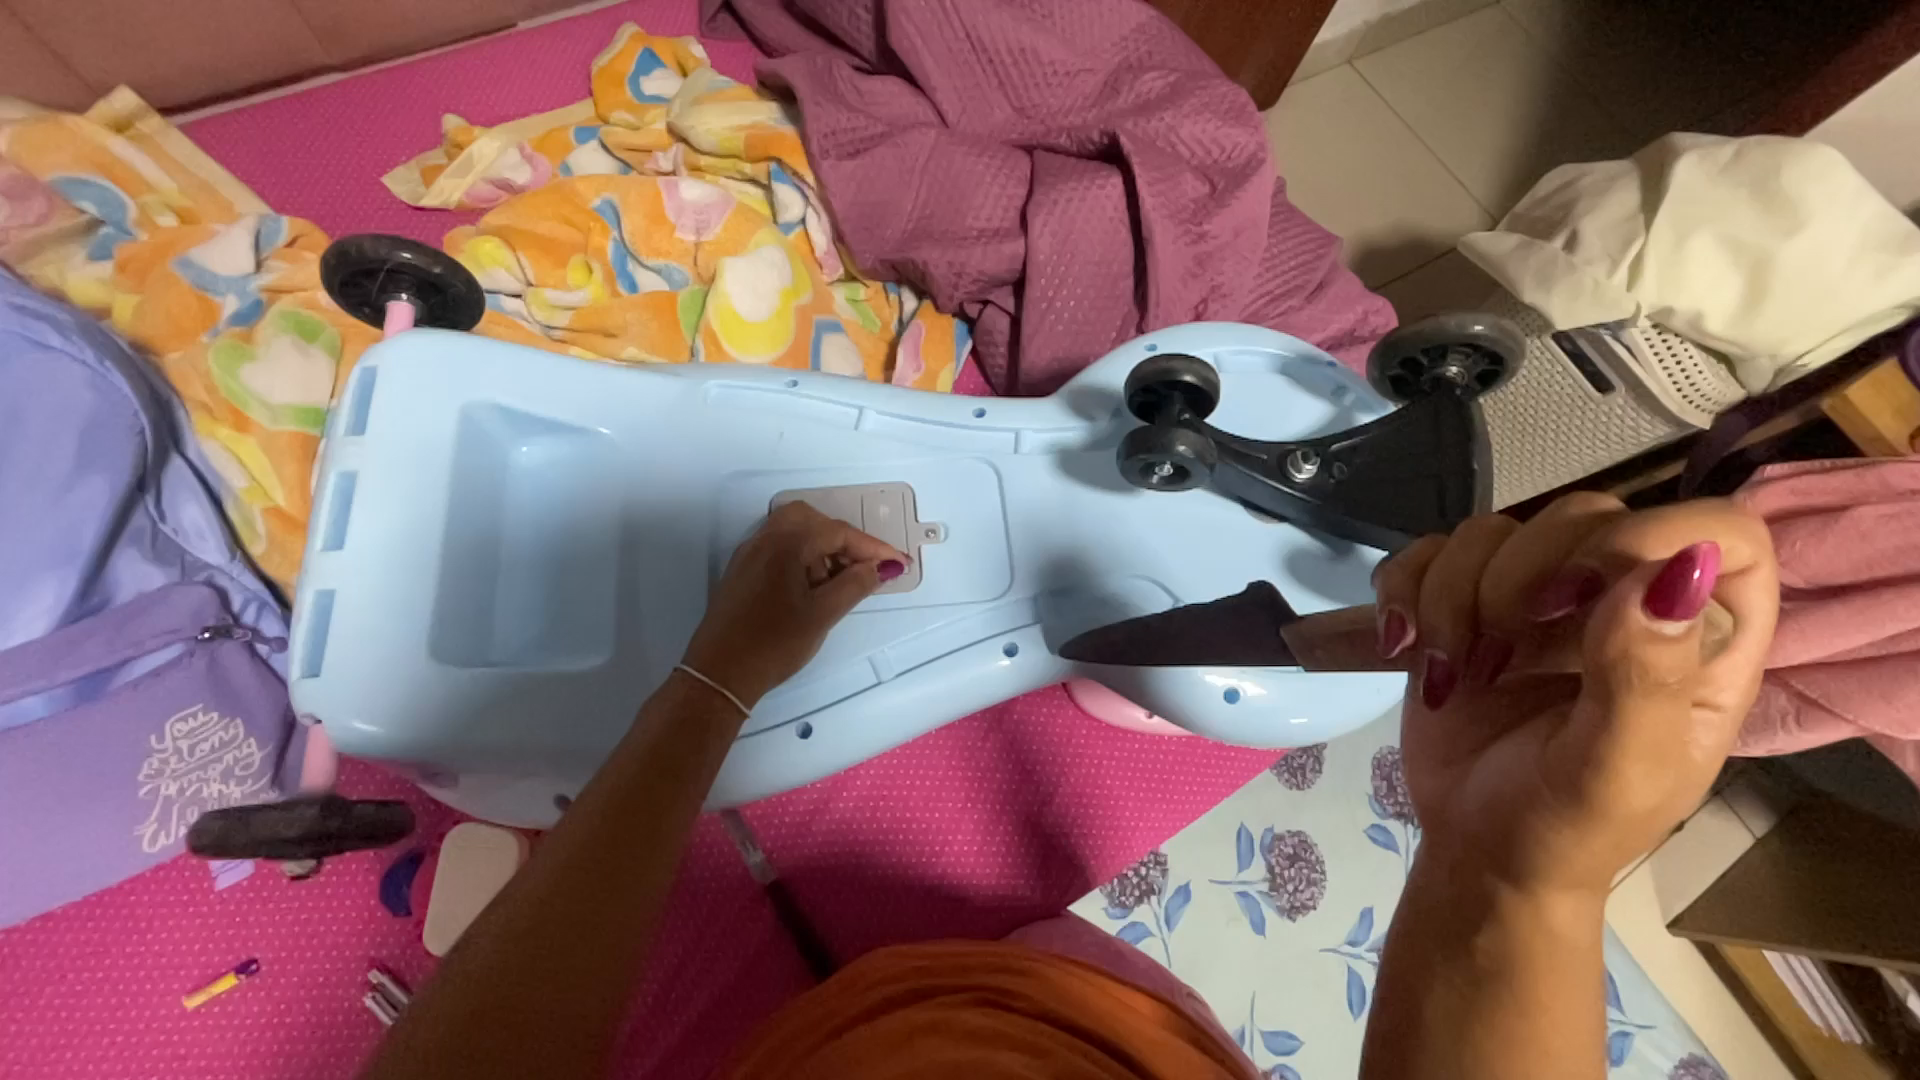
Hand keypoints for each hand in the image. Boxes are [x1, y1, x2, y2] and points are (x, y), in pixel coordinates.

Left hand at [680, 502, 907, 709]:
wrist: (718, 675)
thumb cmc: (773, 644)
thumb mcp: (822, 615)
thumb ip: (855, 584)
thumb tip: (881, 567)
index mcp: (785, 545)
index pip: (837, 532)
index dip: (872, 547)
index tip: (898, 564)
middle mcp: (764, 541)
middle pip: (812, 520)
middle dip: (843, 539)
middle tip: (864, 567)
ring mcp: (750, 556)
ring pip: (793, 533)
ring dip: (822, 548)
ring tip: (840, 582)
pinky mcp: (743, 573)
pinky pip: (779, 549)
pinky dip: (803, 557)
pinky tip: (813, 588)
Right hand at [1371, 493, 1777, 897]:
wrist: (1475, 845)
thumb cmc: (1564, 823)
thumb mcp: (1616, 773)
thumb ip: (1644, 681)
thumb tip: (1666, 575)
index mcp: (1696, 639)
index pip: (1713, 530)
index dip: (1643, 540)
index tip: (1571, 602)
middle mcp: (1616, 602)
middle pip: (1577, 515)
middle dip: (1513, 579)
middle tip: (1494, 653)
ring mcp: (1529, 599)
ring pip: (1486, 531)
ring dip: (1446, 596)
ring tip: (1446, 669)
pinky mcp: (1456, 604)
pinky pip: (1423, 553)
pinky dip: (1399, 591)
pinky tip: (1402, 646)